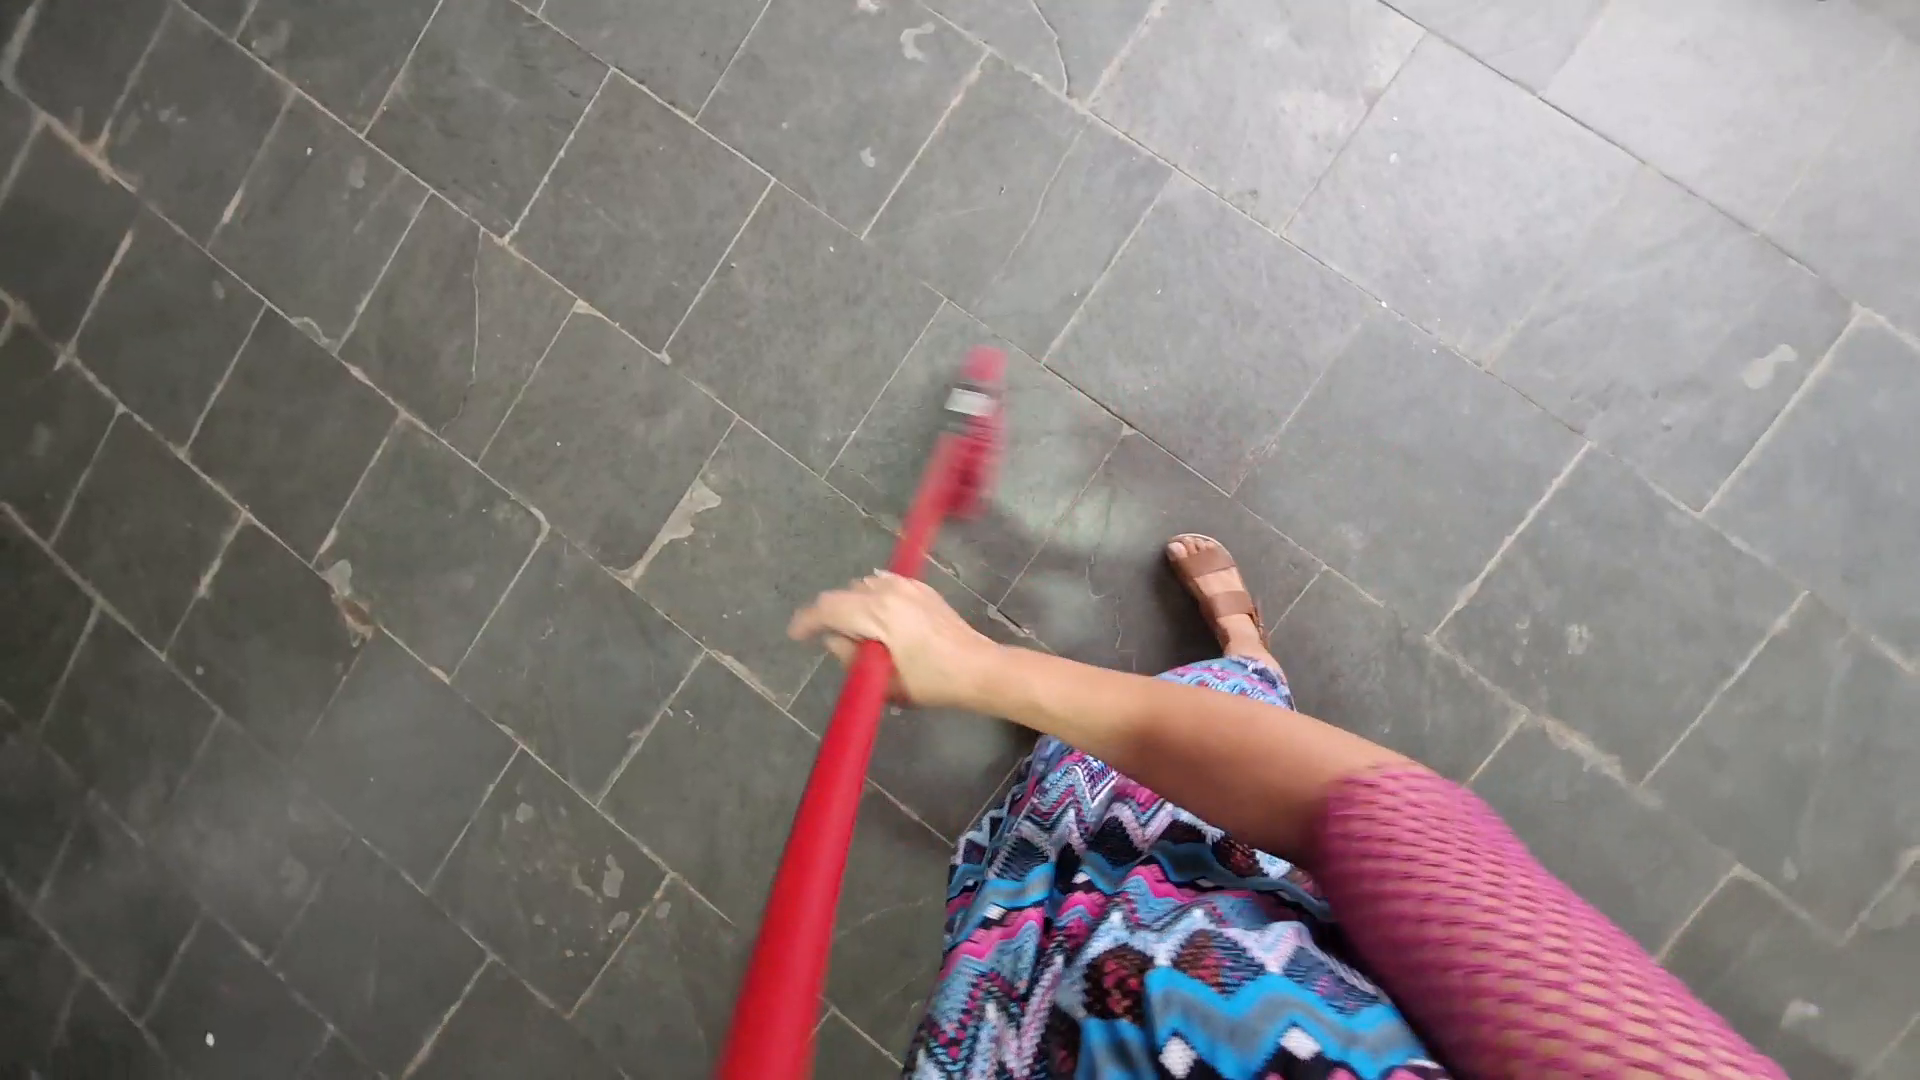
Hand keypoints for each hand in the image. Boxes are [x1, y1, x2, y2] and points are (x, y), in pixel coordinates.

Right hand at [788, 571, 1001, 709]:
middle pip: (844, 594)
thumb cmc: (930, 682)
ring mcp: (908, 586)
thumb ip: (850, 657)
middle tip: (825, 637)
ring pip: (863, 586)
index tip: (796, 635)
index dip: (807, 620)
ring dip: (852, 603)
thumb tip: (835, 640)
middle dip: (829, 613)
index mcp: (876, 613)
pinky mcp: (922, 588)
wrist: (976, 668)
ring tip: (853, 630)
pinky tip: (875, 615)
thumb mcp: (882, 681)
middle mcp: (889, 591)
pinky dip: (872, 596)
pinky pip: (884, 584)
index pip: (829, 608)